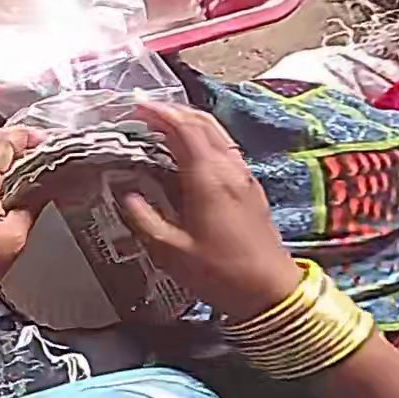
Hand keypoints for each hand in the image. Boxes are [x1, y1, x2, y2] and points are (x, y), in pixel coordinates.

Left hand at [0, 126, 43, 294]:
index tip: (51, 143)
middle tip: (49, 149)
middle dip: (22, 139)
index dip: (28, 136)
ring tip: (40, 161)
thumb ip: (32, 204)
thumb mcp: (13, 236)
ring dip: (14, 151)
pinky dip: (5, 165)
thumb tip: (51, 185)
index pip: (2, 140)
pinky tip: (22, 177)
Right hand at [118, 103, 302, 318]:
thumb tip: (127, 195)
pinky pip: (223, 148)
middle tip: (145, 111)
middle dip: (173, 111)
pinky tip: (188, 151)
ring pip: (216, 133)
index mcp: (207, 178)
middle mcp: (228, 169)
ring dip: (189, 122)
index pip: (184, 129)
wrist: (270, 291)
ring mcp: (243, 176)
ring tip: (163, 125)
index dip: (159, 113)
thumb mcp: (169, 251)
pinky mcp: (249, 187)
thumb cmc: (218, 272)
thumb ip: (144, 219)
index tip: (136, 106)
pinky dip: (202, 138)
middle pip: (203, 123)